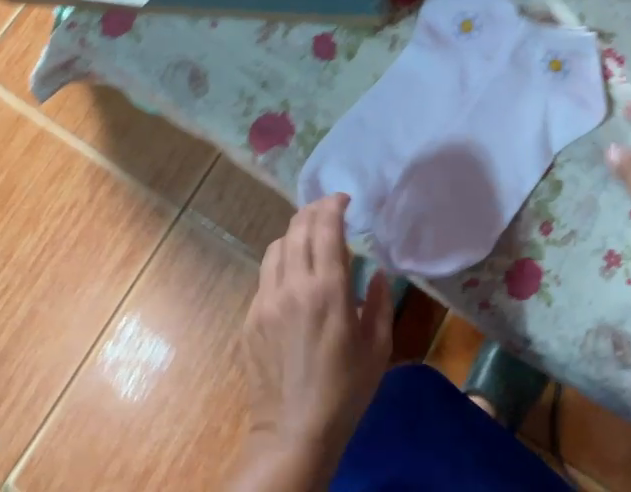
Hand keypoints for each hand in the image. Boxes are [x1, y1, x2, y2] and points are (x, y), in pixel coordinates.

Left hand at [240, 193, 392, 458]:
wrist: (293, 432)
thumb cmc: (344, 391)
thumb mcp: (378, 348)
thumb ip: (379, 303)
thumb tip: (376, 272)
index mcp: (328, 290)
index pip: (325, 228)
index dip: (333, 205)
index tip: (344, 199)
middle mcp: (293, 286)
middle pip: (297, 229)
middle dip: (314, 211)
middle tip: (329, 210)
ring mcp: (266, 301)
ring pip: (276, 247)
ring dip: (295, 234)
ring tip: (310, 238)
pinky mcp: (250, 317)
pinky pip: (265, 276)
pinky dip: (281, 263)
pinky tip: (294, 276)